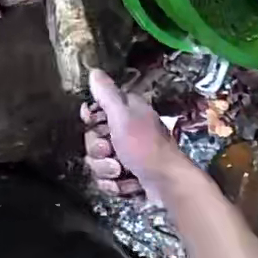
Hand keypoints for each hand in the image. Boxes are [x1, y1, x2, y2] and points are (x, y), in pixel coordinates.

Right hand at [83, 69, 191, 203]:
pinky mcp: (128, 176)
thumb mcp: (123, 116)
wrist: (167, 183)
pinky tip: (127, 184)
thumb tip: (94, 72)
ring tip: (122, 172)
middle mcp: (125, 131)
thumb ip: (107, 95)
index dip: (90, 121)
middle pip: (92, 140)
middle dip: (99, 151)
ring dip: (106, 170)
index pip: (95, 111)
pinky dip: (116, 185)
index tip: (94, 125)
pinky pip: (107, 180)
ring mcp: (126, 155)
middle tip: (112, 152)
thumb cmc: (146, 147)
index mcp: (126, 112)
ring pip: (97, 162)